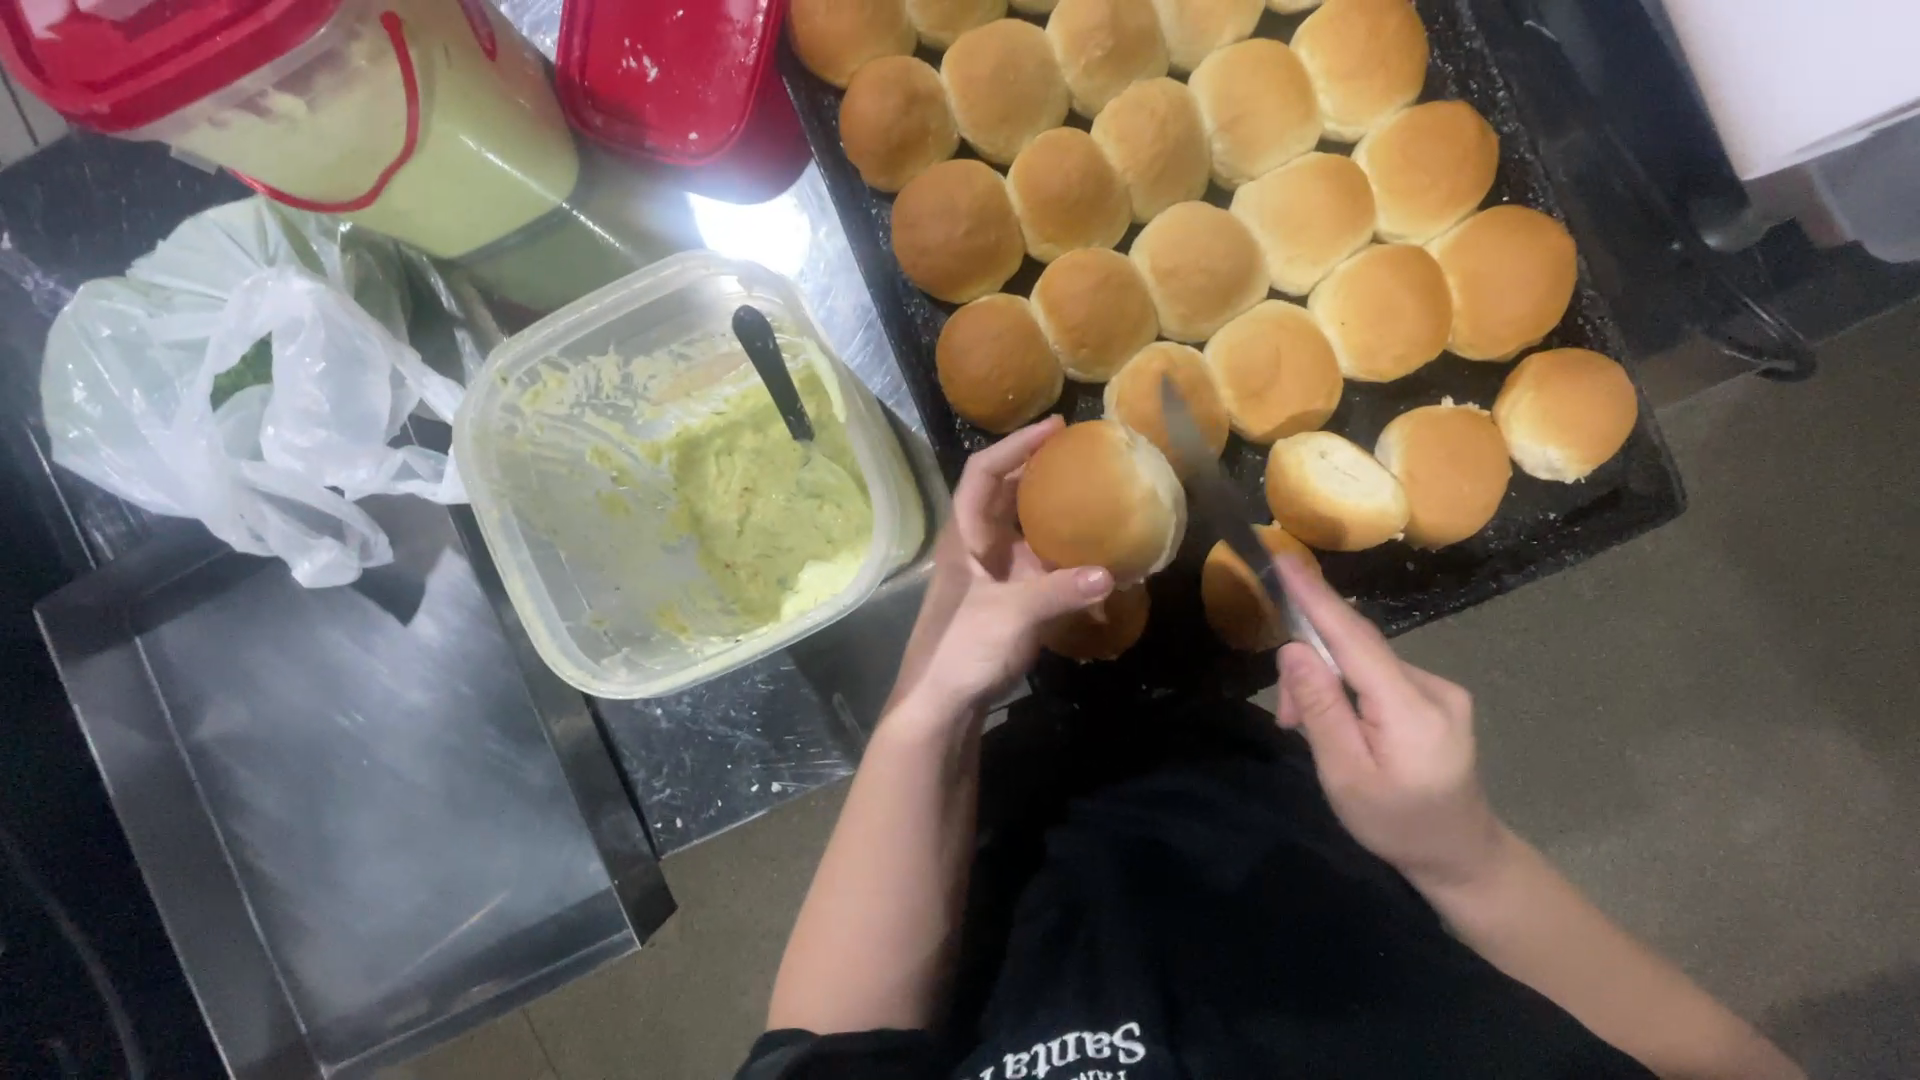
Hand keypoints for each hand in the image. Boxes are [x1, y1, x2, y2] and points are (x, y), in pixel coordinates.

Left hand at [887, 418, 1113, 716]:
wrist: (938, 704)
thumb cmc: (961, 649)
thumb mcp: (1012, 616)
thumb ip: (1060, 592)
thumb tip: (1112, 574)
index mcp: (964, 536)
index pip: (983, 472)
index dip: (1015, 445)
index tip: (1054, 429)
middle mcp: (976, 547)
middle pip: (1004, 494)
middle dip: (1038, 470)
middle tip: (1082, 456)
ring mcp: (990, 574)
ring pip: (1021, 529)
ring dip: (1052, 513)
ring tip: (1094, 496)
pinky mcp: (1004, 599)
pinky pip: (1035, 564)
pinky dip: (1062, 556)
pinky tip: (1094, 558)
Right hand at [1273, 558, 1510, 889]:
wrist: (1462, 856)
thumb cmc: (1396, 825)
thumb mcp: (1345, 776)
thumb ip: (1321, 710)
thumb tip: (1294, 650)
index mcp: (1412, 711)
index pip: (1354, 640)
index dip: (1317, 599)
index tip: (1286, 559)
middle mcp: (1434, 689)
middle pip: (1355, 651)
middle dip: (1310, 668)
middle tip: (1287, 719)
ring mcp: (1441, 692)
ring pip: (1363, 665)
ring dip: (1327, 686)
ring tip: (1308, 730)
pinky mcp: (1437, 698)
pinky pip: (1378, 676)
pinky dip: (1347, 691)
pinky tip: (1340, 726)